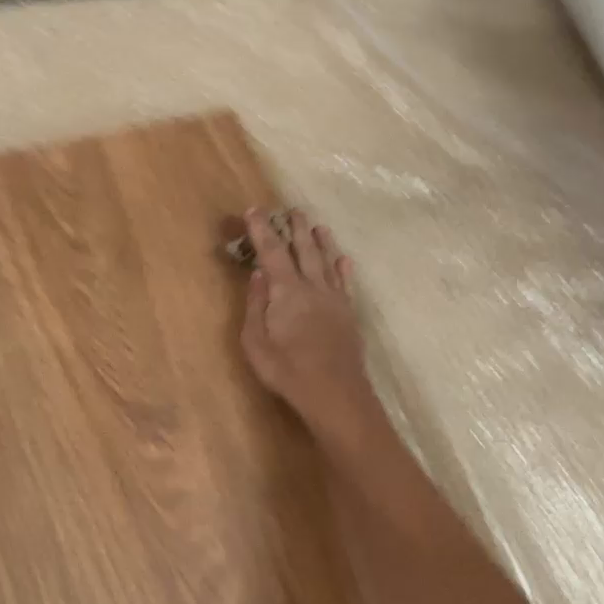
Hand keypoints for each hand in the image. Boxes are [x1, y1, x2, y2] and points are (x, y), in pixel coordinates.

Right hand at [239, 208, 378, 431]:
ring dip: (322, 242)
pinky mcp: (349, 314)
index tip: (255, 210)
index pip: (271, 251)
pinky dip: (343, 268)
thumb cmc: (287, 370)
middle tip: (292, 210)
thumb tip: (258, 274)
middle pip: (304, 249)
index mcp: (286, 291)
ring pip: (328, 262)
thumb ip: (256, 305)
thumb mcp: (256, 341)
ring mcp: (335, 300)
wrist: (335, 393)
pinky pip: (346, 283)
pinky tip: (344, 260)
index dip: (262, 229)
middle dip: (297, 228)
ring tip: (318, 226)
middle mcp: (313, 287)